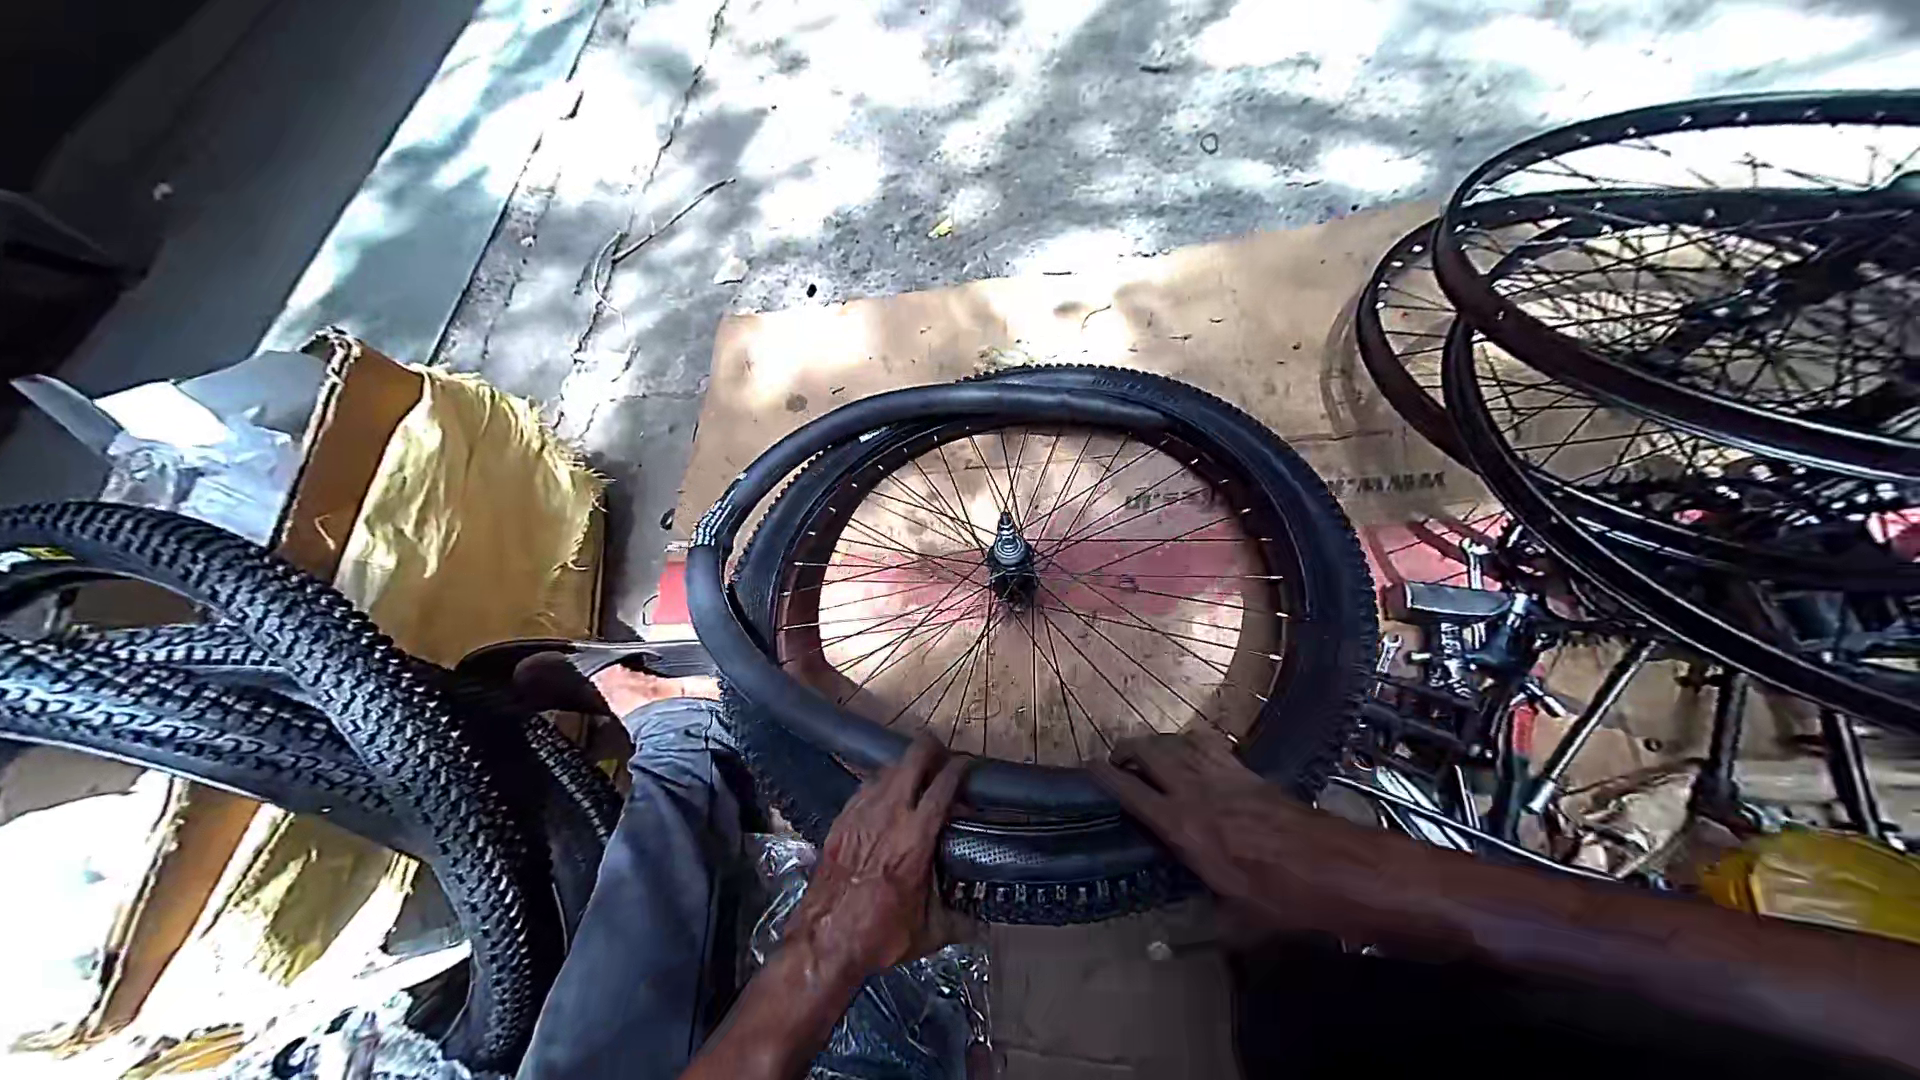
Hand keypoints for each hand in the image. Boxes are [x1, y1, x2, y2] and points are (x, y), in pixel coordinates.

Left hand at [788, 734, 969, 981]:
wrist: (823, 940)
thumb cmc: (879, 934)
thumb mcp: (928, 932)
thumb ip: (960, 921)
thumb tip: (984, 925)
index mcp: (916, 836)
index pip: (944, 785)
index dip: (960, 768)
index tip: (969, 765)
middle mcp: (889, 813)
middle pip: (914, 758)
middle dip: (932, 749)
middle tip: (943, 757)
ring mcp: (862, 811)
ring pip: (890, 767)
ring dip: (907, 766)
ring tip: (918, 776)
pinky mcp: (842, 817)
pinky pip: (867, 785)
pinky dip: (883, 783)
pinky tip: (888, 796)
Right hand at [1090, 729, 1433, 941]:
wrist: (1333, 867)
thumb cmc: (1281, 898)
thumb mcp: (1235, 923)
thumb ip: (1194, 929)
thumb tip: (1158, 950)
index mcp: (1182, 828)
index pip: (1131, 791)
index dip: (1105, 775)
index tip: (1089, 766)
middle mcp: (1194, 792)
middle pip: (1148, 752)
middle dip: (1127, 749)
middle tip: (1118, 759)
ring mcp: (1220, 775)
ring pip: (1175, 741)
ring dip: (1156, 743)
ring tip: (1149, 753)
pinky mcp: (1244, 769)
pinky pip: (1208, 743)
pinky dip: (1191, 741)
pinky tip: (1191, 751)